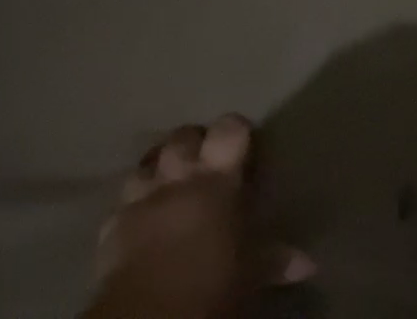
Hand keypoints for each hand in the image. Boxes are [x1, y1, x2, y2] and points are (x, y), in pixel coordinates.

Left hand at [89, 116, 312, 318]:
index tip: (246, 146)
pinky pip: (121, 203)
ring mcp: (140, 200)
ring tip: (173, 181)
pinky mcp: (110, 228)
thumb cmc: (213, 286)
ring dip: (160, 166)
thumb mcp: (253, 273)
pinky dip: (133, 205)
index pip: (228, 129)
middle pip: (183, 136)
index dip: (236, 131)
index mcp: (217, 181)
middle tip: (208, 162)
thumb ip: (276, 259)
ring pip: (147, 161)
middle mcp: (177, 179)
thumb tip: (306, 263)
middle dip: (195, 142)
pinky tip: (143, 219)